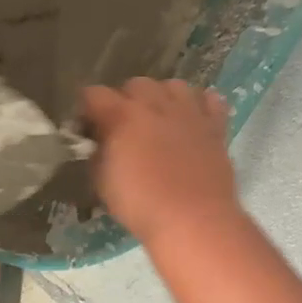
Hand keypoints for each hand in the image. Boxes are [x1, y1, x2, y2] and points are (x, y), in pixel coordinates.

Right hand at [83, 78, 240, 244]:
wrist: (193, 219)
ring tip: (157, 118)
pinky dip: (199, 105)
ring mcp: (189, 113)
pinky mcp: (215, 126)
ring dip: (162, 97)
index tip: (85, 128)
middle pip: (135, 84)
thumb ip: (97, 151)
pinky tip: (191, 120)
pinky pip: (210, 100)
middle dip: (124, 99)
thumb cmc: (139, 203)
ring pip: (174, 85)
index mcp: (121, 116)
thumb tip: (98, 142)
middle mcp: (155, 105)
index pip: (93, 94)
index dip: (86, 108)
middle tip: (122, 125)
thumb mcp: (101, 179)